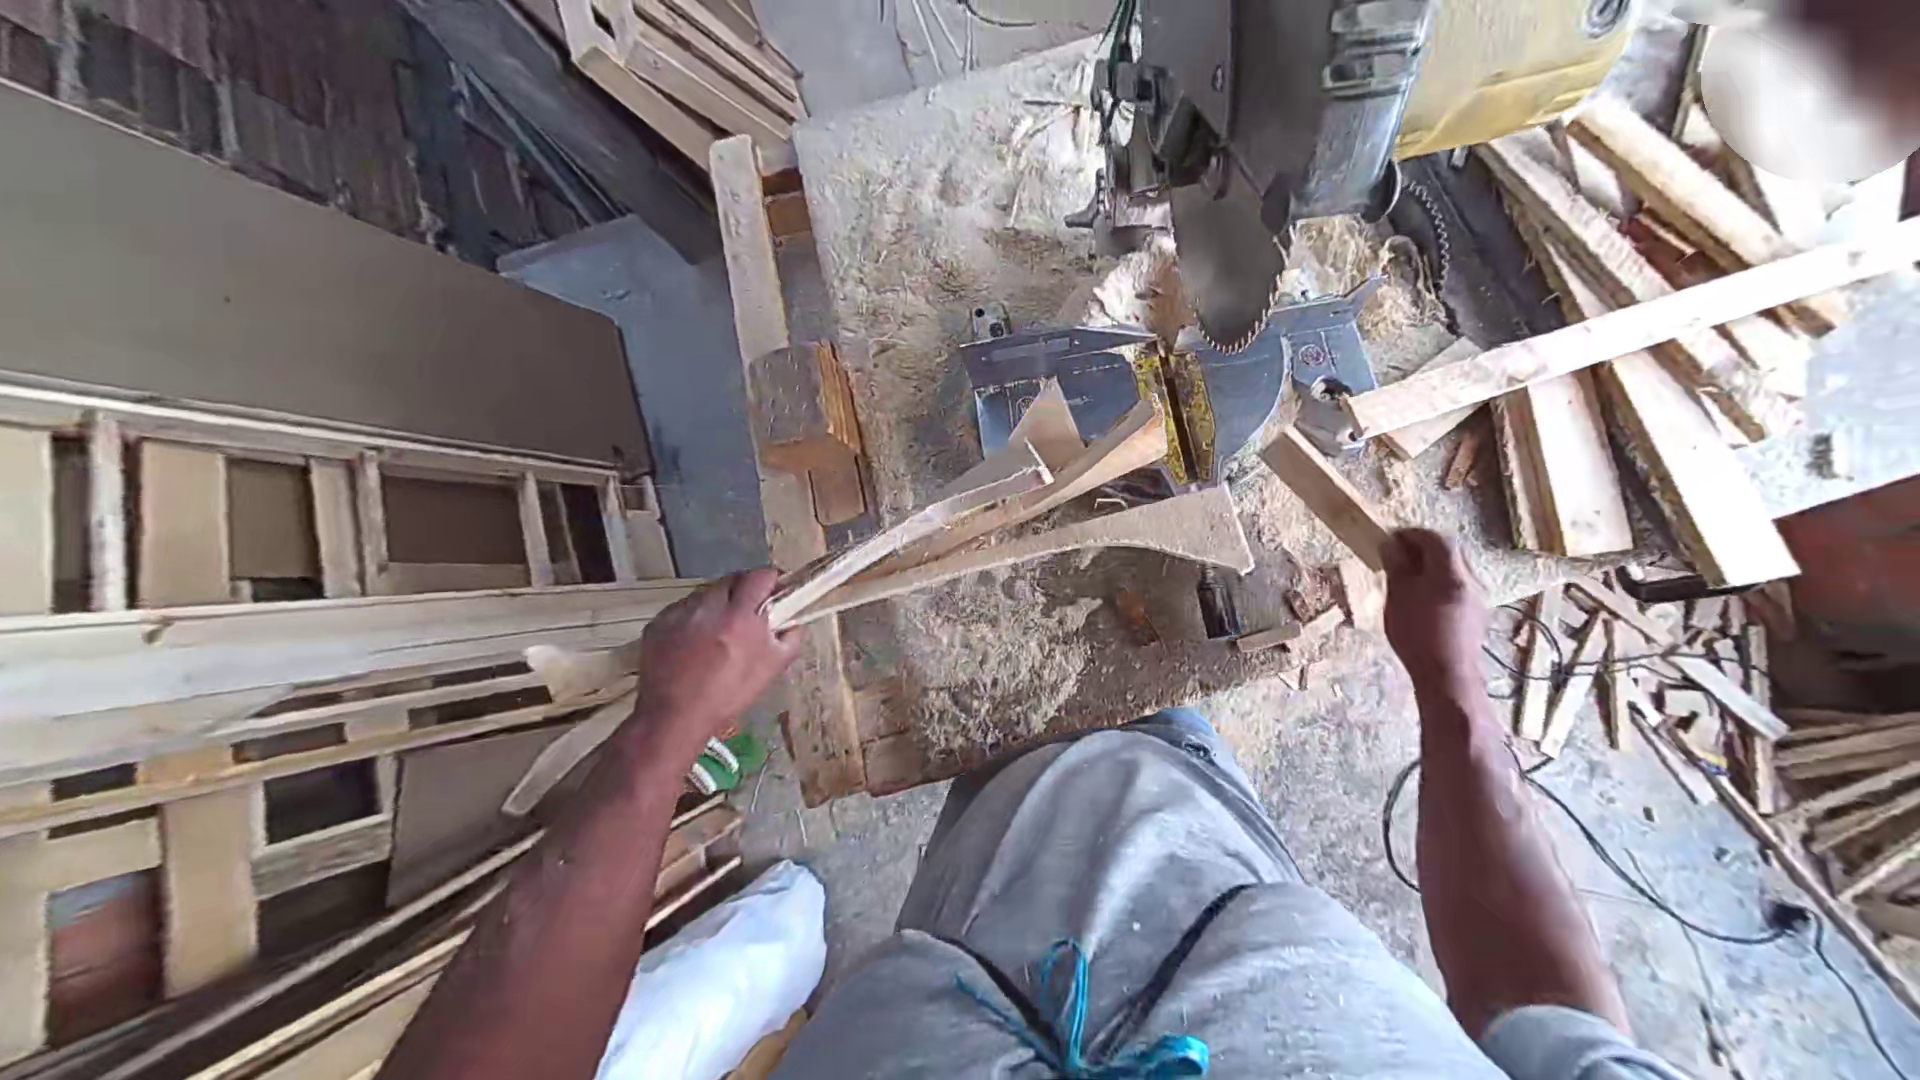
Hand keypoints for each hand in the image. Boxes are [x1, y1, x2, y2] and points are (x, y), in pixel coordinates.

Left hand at [632, 569, 799, 754]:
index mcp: (741, 616)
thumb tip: (793, 620)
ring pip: (706, 593)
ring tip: (718, 631)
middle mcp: (709, 607)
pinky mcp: (659, 621)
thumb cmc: (729, 695)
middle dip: (744, 590)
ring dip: (718, 604)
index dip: (772, 580)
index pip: (761, 575)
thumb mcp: (772, 669)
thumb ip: (790, 638)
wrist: (675, 717)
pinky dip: (693, 617)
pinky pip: (683, 608)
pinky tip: (694, 642)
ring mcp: (681, 612)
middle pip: (732, 579)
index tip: (775, 591)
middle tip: (748, 612)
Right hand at [1381, 529, 1489, 696]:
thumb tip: (1390, 545)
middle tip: (1399, 553)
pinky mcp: (1477, 611)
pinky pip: (1459, 583)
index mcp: (1450, 574)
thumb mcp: (1398, 598)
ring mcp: (1478, 596)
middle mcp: (1470, 580)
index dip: (1413, 534)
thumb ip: (1397, 568)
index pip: (1437, 539)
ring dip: (1433, 563)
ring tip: (1408, 574)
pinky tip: (1424, 595)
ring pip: (1456, 567)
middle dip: (1424, 546)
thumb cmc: (1416, 634)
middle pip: (1451, 550)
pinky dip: (1441, 578)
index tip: (1392, 538)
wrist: (1446, 673)